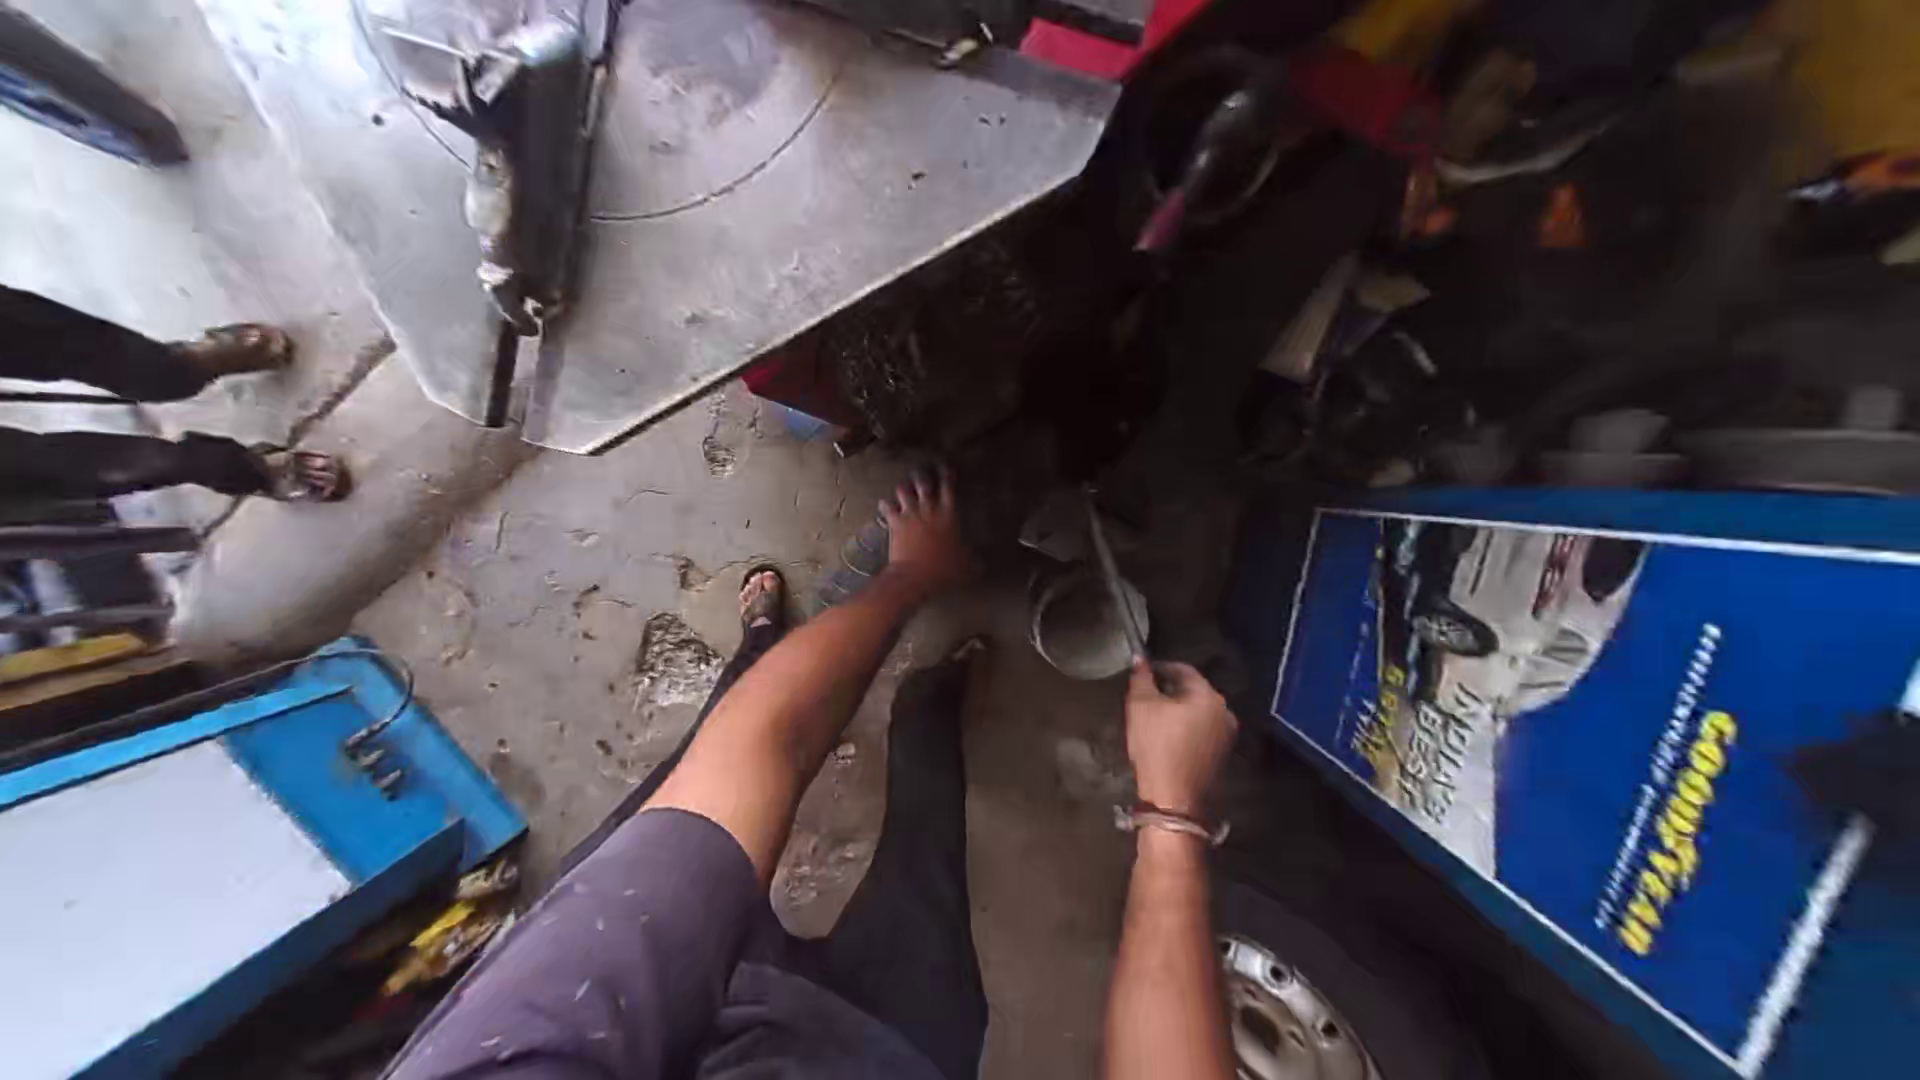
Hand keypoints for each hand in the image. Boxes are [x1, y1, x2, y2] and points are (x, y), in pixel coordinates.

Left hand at [880, 468, 969, 597]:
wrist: (916, 575)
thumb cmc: (944, 569)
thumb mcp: (966, 564)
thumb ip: (972, 558)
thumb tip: (982, 563)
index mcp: (948, 514)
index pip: (949, 487)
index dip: (947, 474)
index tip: (946, 468)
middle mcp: (928, 509)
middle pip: (923, 483)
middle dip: (922, 475)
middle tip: (921, 471)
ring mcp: (910, 514)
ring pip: (903, 490)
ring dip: (903, 487)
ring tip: (903, 485)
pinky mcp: (895, 523)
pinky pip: (886, 507)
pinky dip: (885, 505)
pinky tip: (883, 504)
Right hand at [1125, 660, 1236, 817]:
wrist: (1173, 798)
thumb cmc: (1156, 745)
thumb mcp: (1140, 705)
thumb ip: (1141, 677)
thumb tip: (1140, 658)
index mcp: (1208, 695)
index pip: (1183, 669)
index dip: (1160, 668)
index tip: (1143, 674)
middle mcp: (1224, 711)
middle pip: (1194, 690)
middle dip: (1170, 689)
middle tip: (1146, 695)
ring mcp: (1227, 735)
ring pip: (1199, 710)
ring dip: (1179, 708)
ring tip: (1155, 715)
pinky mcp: (1222, 754)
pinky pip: (1203, 729)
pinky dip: (1187, 726)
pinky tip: (1168, 734)